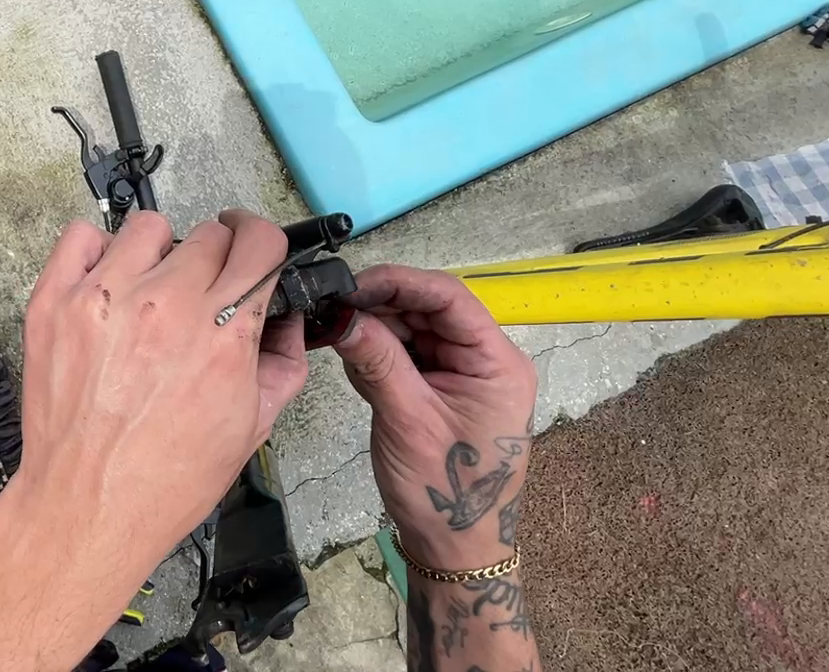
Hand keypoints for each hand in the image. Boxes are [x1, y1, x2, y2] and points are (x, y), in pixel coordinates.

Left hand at [16, 208, 309, 575]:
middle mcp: (165, 305)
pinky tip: (106, 284)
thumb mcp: (250, 427)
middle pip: (208, 233)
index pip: (259, 242)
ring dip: (158, 252)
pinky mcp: (56, 300)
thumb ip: (282, 362)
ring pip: (149, 227)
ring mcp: (105, 297)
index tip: (250, 249)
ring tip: (147, 291)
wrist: (87, 505)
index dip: (261, 244)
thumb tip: (288, 318)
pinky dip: (97, 251)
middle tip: (198, 293)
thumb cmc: (164, 476)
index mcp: (221, 334)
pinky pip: (82, 235)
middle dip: (213, 260)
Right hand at [334, 265, 535, 569]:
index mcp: (496, 362)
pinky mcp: (434, 382)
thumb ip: (376, 359)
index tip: (351, 286)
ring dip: (371, 328)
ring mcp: (456, 369)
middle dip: (378, 306)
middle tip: (332, 311)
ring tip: (339, 340)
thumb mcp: (407, 420)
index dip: (399, 282)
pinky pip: (399, 348)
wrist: (452, 547)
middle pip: (425, 307)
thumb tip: (339, 314)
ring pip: (407, 324)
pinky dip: (372, 350)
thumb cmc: (444, 490)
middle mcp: (480, 358)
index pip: (449, 297)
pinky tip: (356, 366)